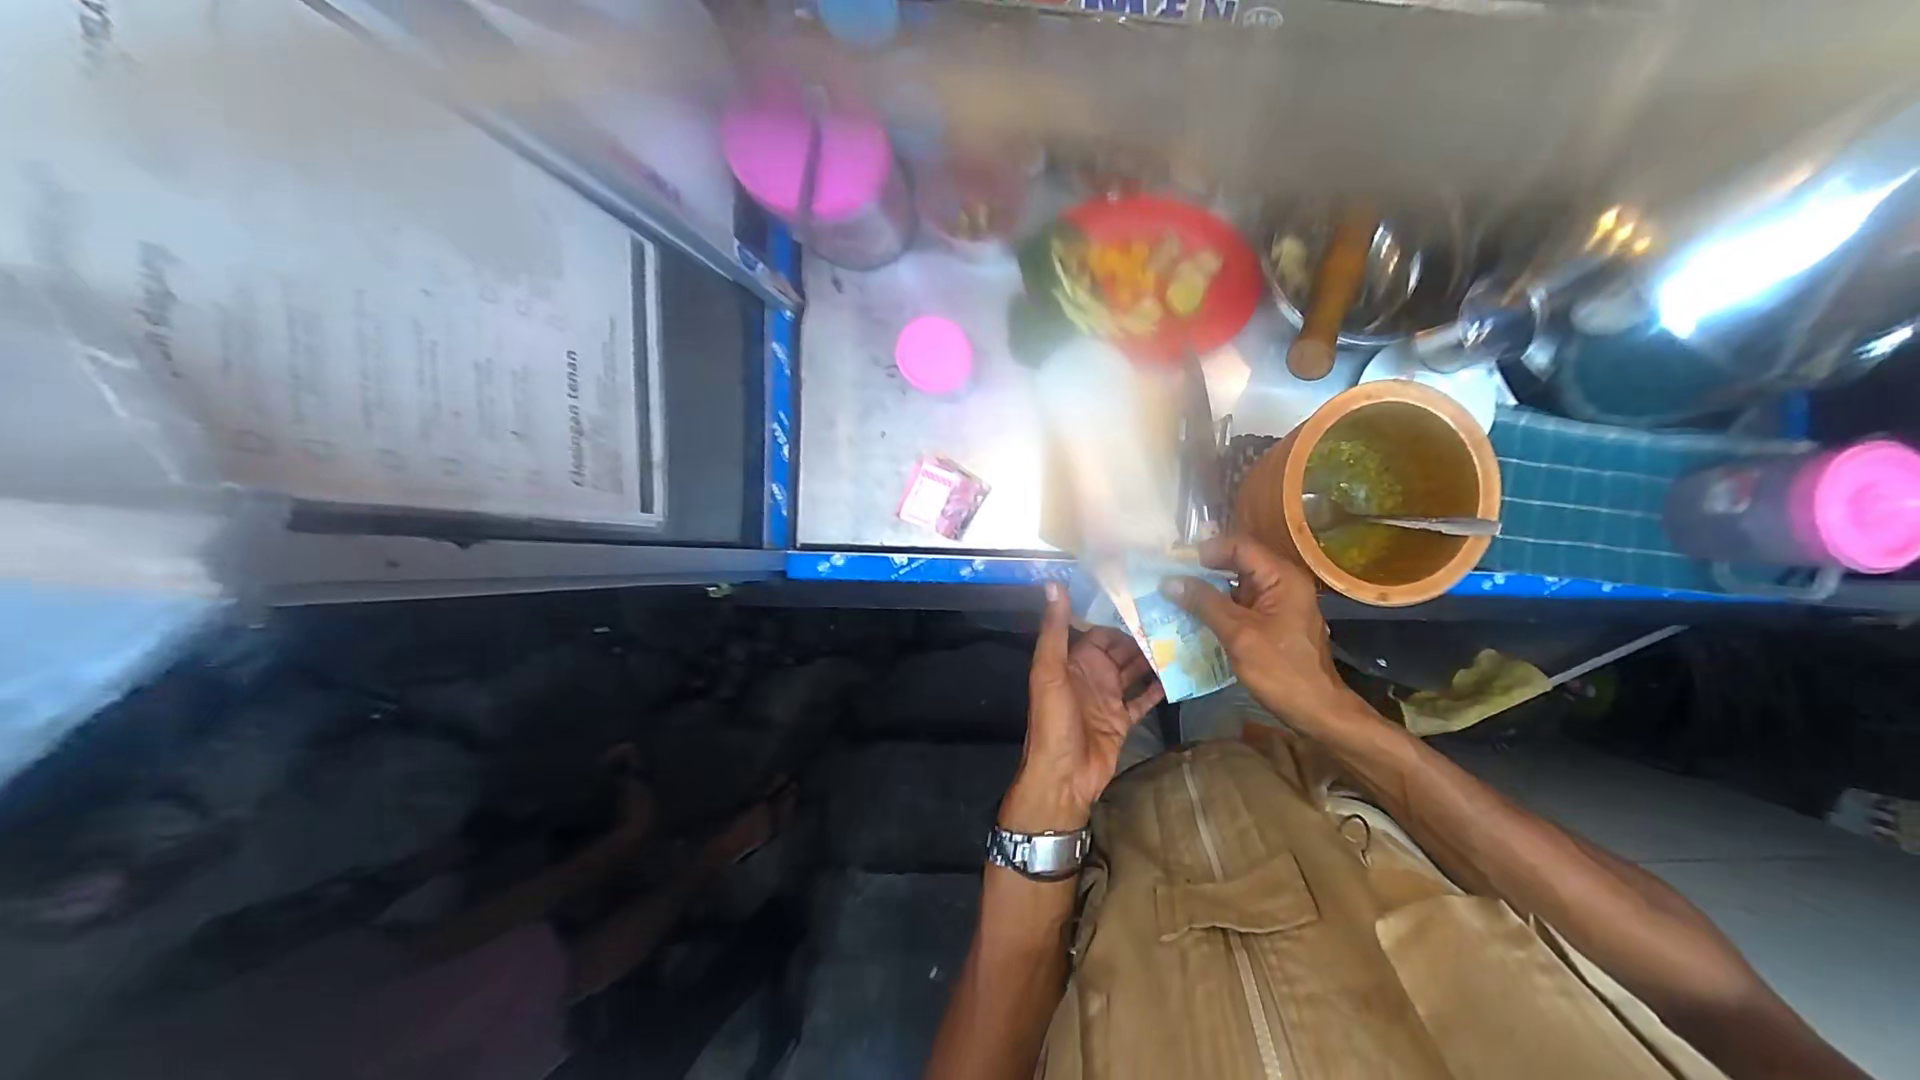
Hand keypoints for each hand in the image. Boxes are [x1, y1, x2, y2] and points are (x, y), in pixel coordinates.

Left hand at [1002, 582, 1164, 832]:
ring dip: (1152, 657)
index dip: (1115, 614)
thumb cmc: (1053, 721)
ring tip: (1182, 636)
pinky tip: (1178, 672)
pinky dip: (1158, 687)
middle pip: (1120, 648)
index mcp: (1072, 661)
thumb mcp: (1049, 671)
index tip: (1142, 594)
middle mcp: (1092, 675)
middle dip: (1141, 633)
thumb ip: (1054, 630)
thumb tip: (1053, 584)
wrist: (1064, 776)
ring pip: (1134, 671)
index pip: (1097, 629)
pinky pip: (1143, 699)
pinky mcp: (1123, 720)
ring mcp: (1108, 698)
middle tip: (1173, 613)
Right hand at [1160, 535, 1352, 729]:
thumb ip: (1204, 603)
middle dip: (1202, 570)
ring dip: (1206, 590)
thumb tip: (1169, 581)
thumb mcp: (1238, 634)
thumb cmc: (1281, 670)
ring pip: (1235, 584)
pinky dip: (1217, 607)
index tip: (1175, 564)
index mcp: (1281, 577)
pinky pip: (1239, 604)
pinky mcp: (1271, 621)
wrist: (1316, 710)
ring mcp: (1277, 603)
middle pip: (1236, 562)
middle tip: (1168, 578)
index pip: (1239, 546)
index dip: (1206, 551)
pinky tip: (1193, 617)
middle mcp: (1282, 583)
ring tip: (1174, 596)